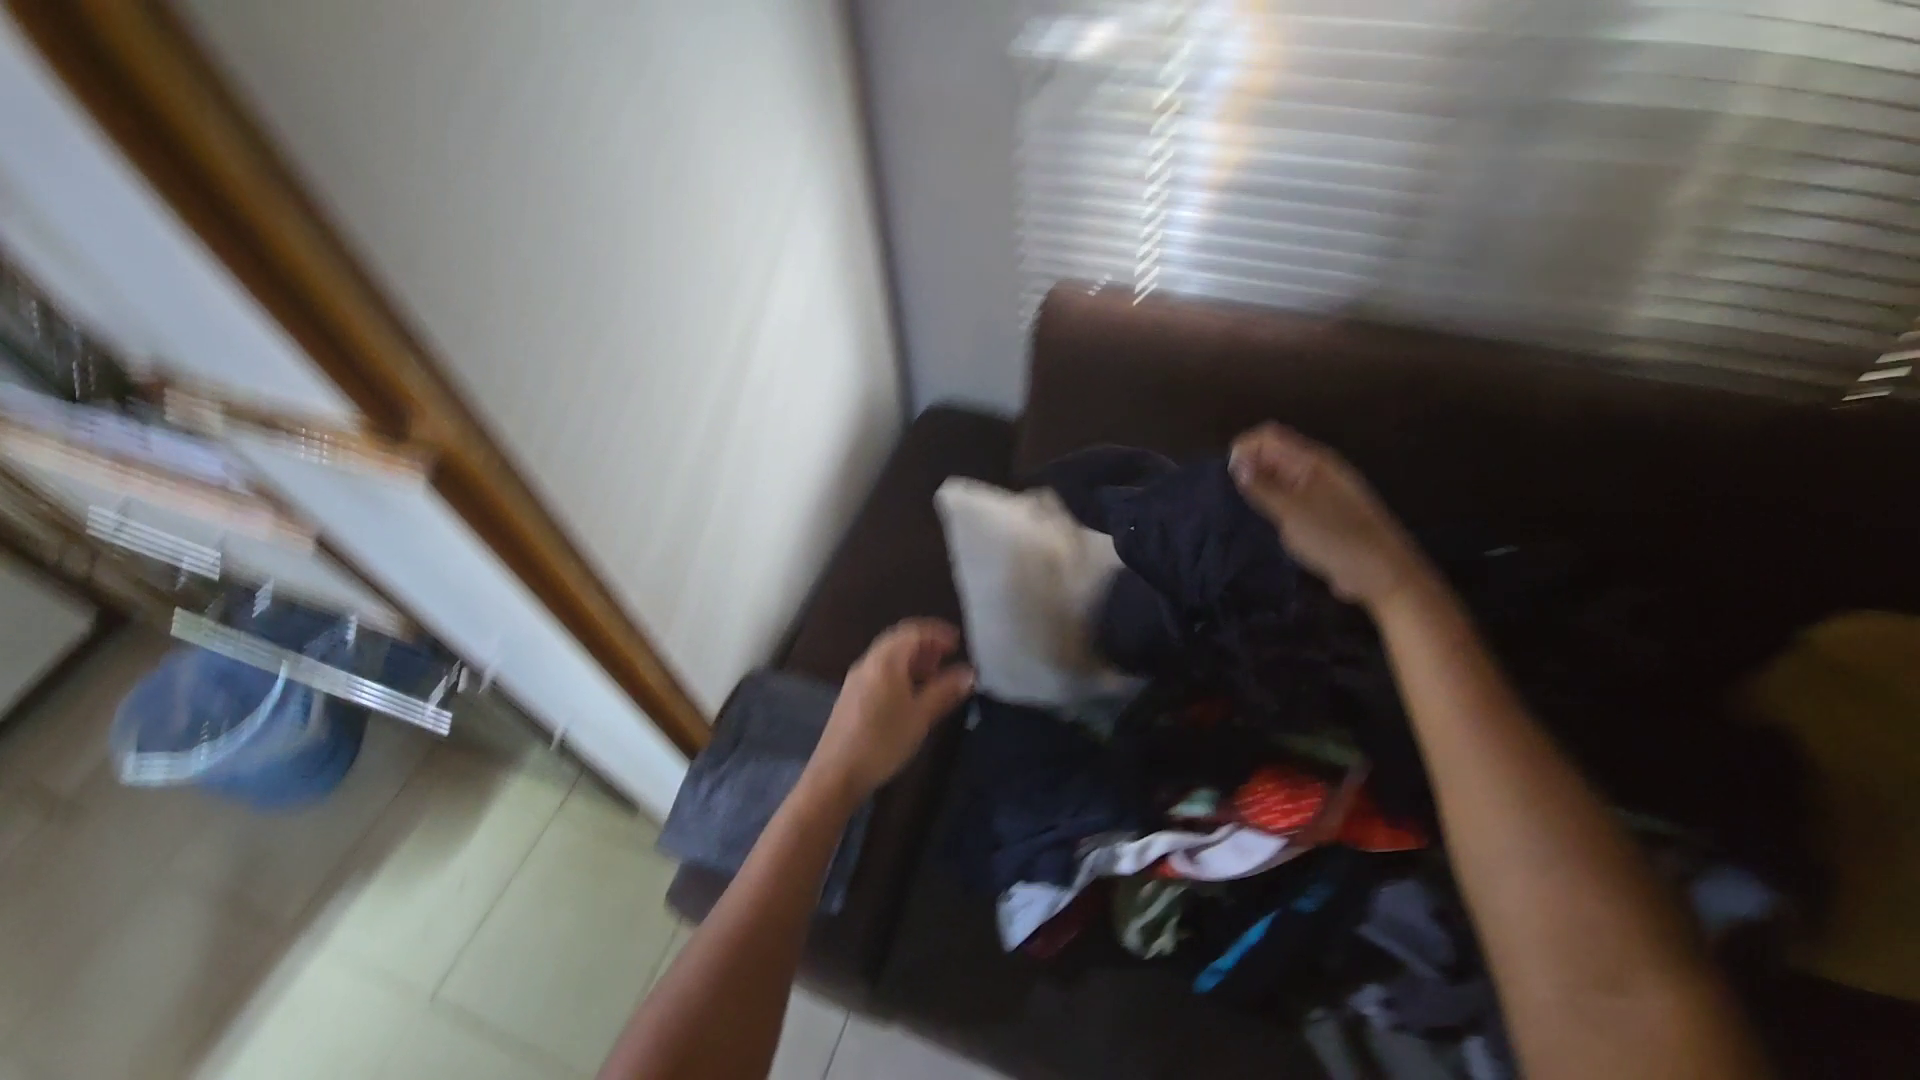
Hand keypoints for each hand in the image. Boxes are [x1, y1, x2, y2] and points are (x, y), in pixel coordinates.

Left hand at [806, 618, 975, 802]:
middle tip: (948, 658)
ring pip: (888, 657)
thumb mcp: (921, 716)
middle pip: (898, 641)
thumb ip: (945, 691)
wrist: (836, 774)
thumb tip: (968, 673)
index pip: (912, 631)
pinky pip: (879, 672)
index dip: (936, 632)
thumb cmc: (883, 742)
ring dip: (912, 660)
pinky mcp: (851, 697)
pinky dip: (899, 673)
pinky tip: (911, 695)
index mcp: (885, 662)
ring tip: (934, 676)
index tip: (957, 643)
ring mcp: (856, 680)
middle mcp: (868, 664)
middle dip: (925, 645)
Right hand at [1230, 423, 1429, 608]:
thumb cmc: (1336, 538)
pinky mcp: (1319, 515)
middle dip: (1249, 468)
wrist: (1381, 573)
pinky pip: (1288, 501)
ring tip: (1243, 512)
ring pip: (1279, 479)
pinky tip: (1263, 524)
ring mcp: (1319, 493)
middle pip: (1273, 455)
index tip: (1228, 477)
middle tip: (1232, 498)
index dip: (1245, 448)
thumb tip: (1236, 461)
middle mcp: (1316, 471)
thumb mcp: (1292, 511)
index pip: (1269, 436)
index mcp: (1313, 461)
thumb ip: (1262, 485)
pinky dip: (1272, 506)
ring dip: (1259, 489)